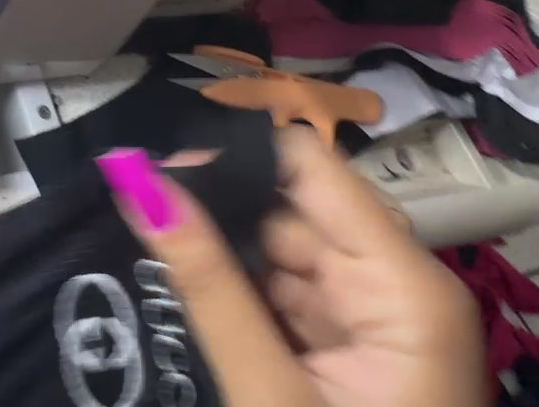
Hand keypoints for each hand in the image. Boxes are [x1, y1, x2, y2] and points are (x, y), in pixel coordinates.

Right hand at [112, 128, 486, 406]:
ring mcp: (372, 311)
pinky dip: (236, 288)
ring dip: (219, 254)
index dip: (230, 155)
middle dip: (215, 213)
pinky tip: (199, 301)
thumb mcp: (268, 392)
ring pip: (274, 245)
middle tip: (143, 225)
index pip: (308, 165)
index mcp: (403, 283)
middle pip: (286, 205)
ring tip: (165, 270)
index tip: (154, 170)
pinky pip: (279, 285)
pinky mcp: (348, 339)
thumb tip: (134, 176)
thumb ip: (203, 279)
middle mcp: (395, 282)